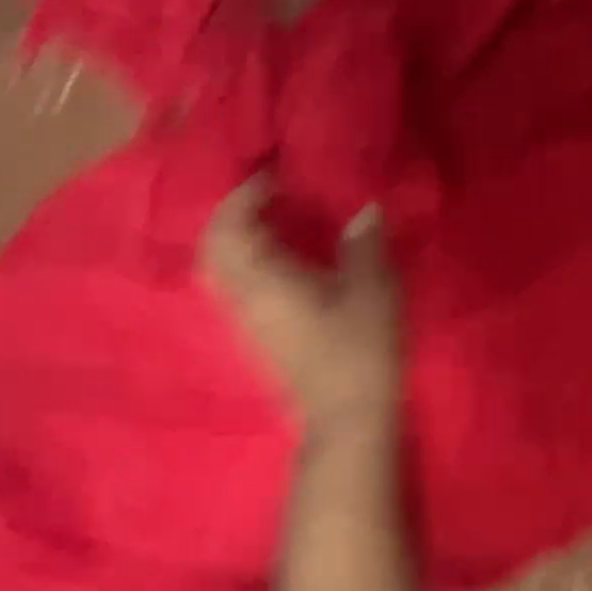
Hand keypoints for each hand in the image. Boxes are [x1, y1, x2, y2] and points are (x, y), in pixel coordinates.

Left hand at [202, 179, 401, 439]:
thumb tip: (364, 209)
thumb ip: (366, 247)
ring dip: (243, 239)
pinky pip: (244, 286)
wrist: (348, 418)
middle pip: (216, 247)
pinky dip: (257, 263)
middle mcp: (242, 297)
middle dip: (236, 215)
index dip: (247, 194)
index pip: (232, 226)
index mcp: (263, 279)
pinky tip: (292, 263)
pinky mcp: (264, 337)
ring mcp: (248, 321)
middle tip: (272, 195)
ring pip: (226, 269)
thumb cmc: (361, 350)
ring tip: (283, 223)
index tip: (278, 172)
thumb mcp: (374, 292)